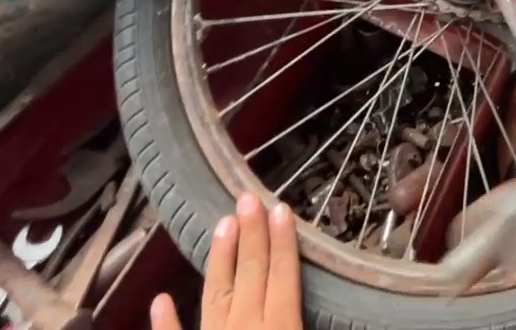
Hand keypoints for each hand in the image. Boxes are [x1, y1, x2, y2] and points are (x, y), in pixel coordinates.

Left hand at [151, 193, 302, 329]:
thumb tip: (356, 310)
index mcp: (281, 328)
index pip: (283, 276)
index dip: (283, 241)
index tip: (280, 208)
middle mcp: (245, 329)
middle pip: (251, 274)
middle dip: (251, 234)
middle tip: (248, 198)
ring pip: (217, 294)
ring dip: (220, 258)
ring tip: (224, 223)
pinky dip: (166, 321)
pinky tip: (160, 300)